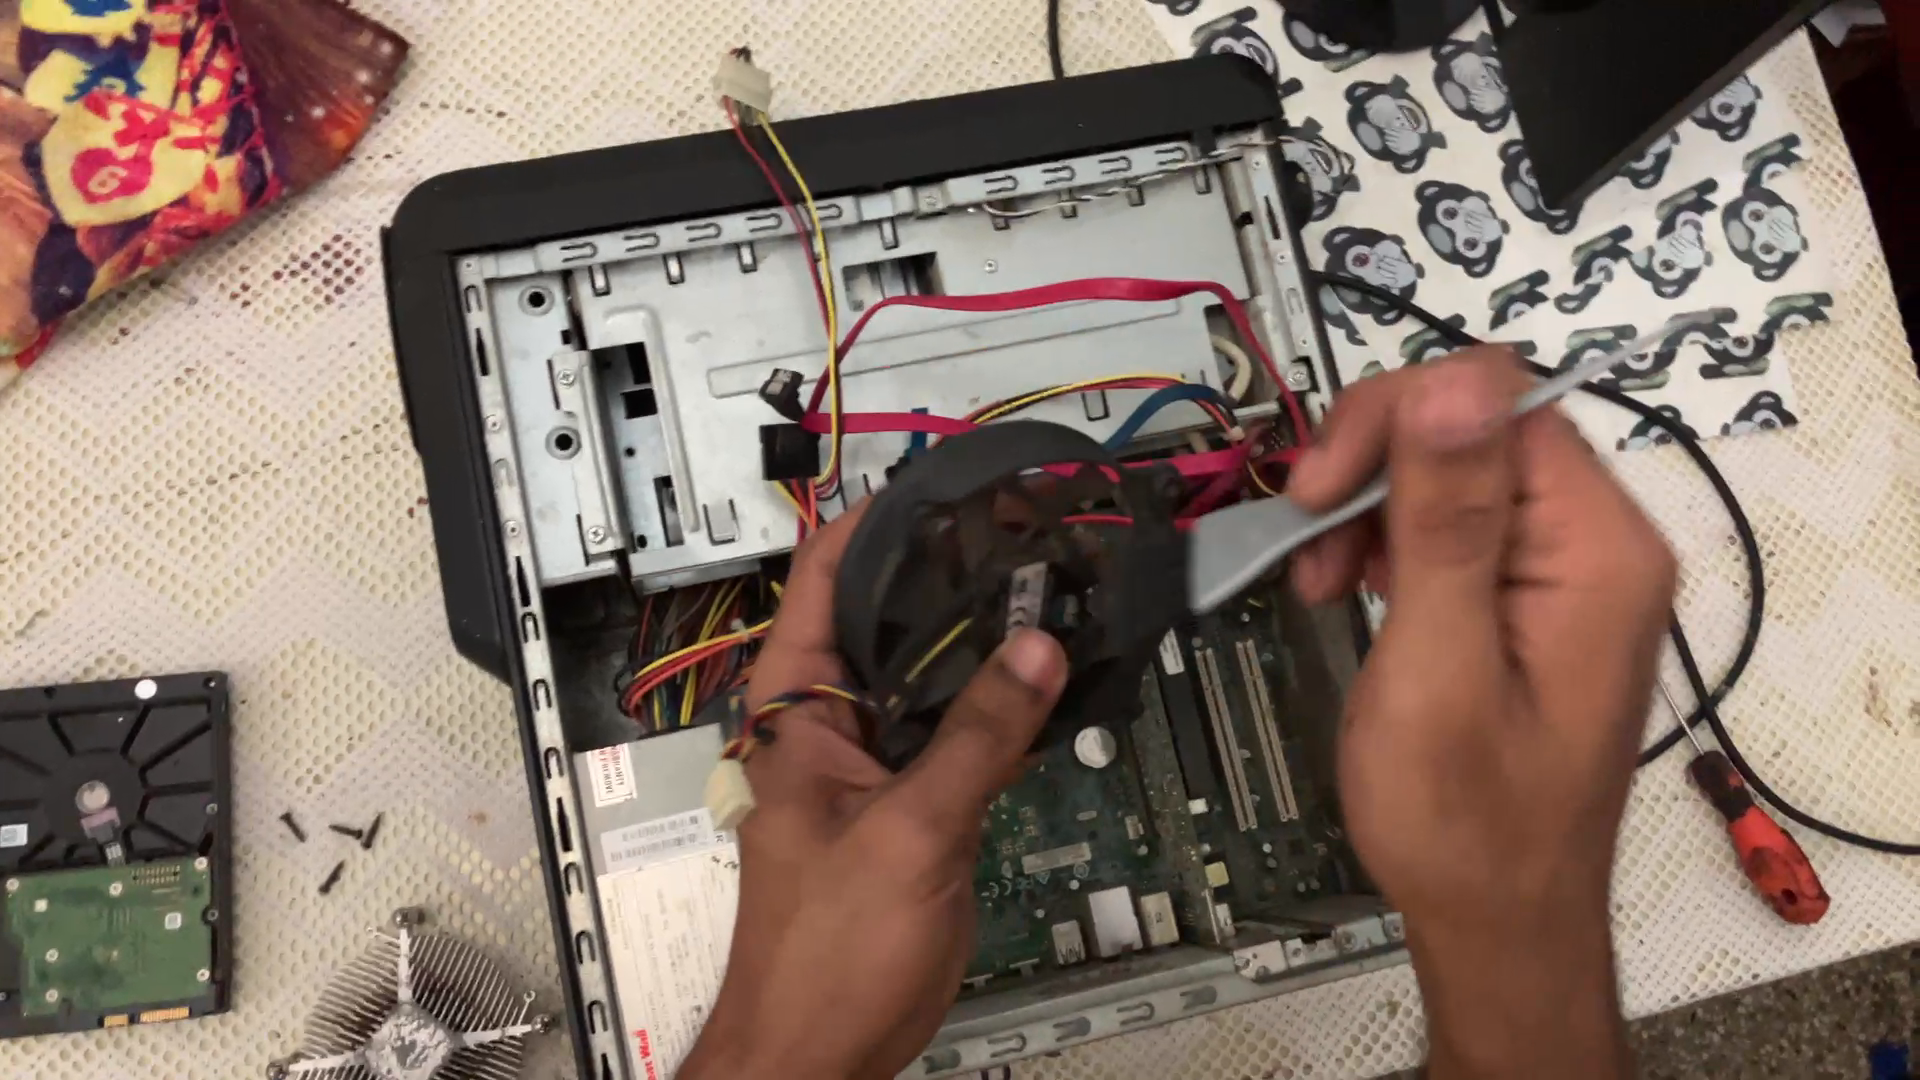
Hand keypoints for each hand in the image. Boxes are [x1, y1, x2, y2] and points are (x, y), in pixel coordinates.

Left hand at [679, 506, 1069, 1079]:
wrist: (823, 1048)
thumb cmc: (830, 946)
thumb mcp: (908, 831)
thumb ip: (977, 738)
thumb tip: (1039, 648)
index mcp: (797, 697)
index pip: (829, 571)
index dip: (882, 517)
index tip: (951, 486)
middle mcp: (834, 706)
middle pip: (890, 610)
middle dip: (953, 569)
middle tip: (1026, 529)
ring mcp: (879, 744)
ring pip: (933, 665)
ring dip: (984, 631)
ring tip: (1050, 581)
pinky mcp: (916, 782)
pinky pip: (961, 718)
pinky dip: (1001, 695)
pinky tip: (1052, 669)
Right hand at [1285, 349, 1674, 1078]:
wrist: (1486, 911)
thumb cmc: (1457, 809)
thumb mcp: (1438, 662)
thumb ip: (1447, 523)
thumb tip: (1457, 378)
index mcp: (1594, 546)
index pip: (1496, 404)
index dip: (1393, 423)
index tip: (1312, 491)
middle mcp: (1583, 540)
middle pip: (1464, 429)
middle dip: (1364, 465)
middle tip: (1301, 530)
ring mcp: (1544, 566)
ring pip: (1435, 472)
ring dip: (1356, 507)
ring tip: (1315, 577)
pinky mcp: (1503, 592)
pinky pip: (1430, 523)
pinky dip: (1367, 539)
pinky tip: (1336, 583)